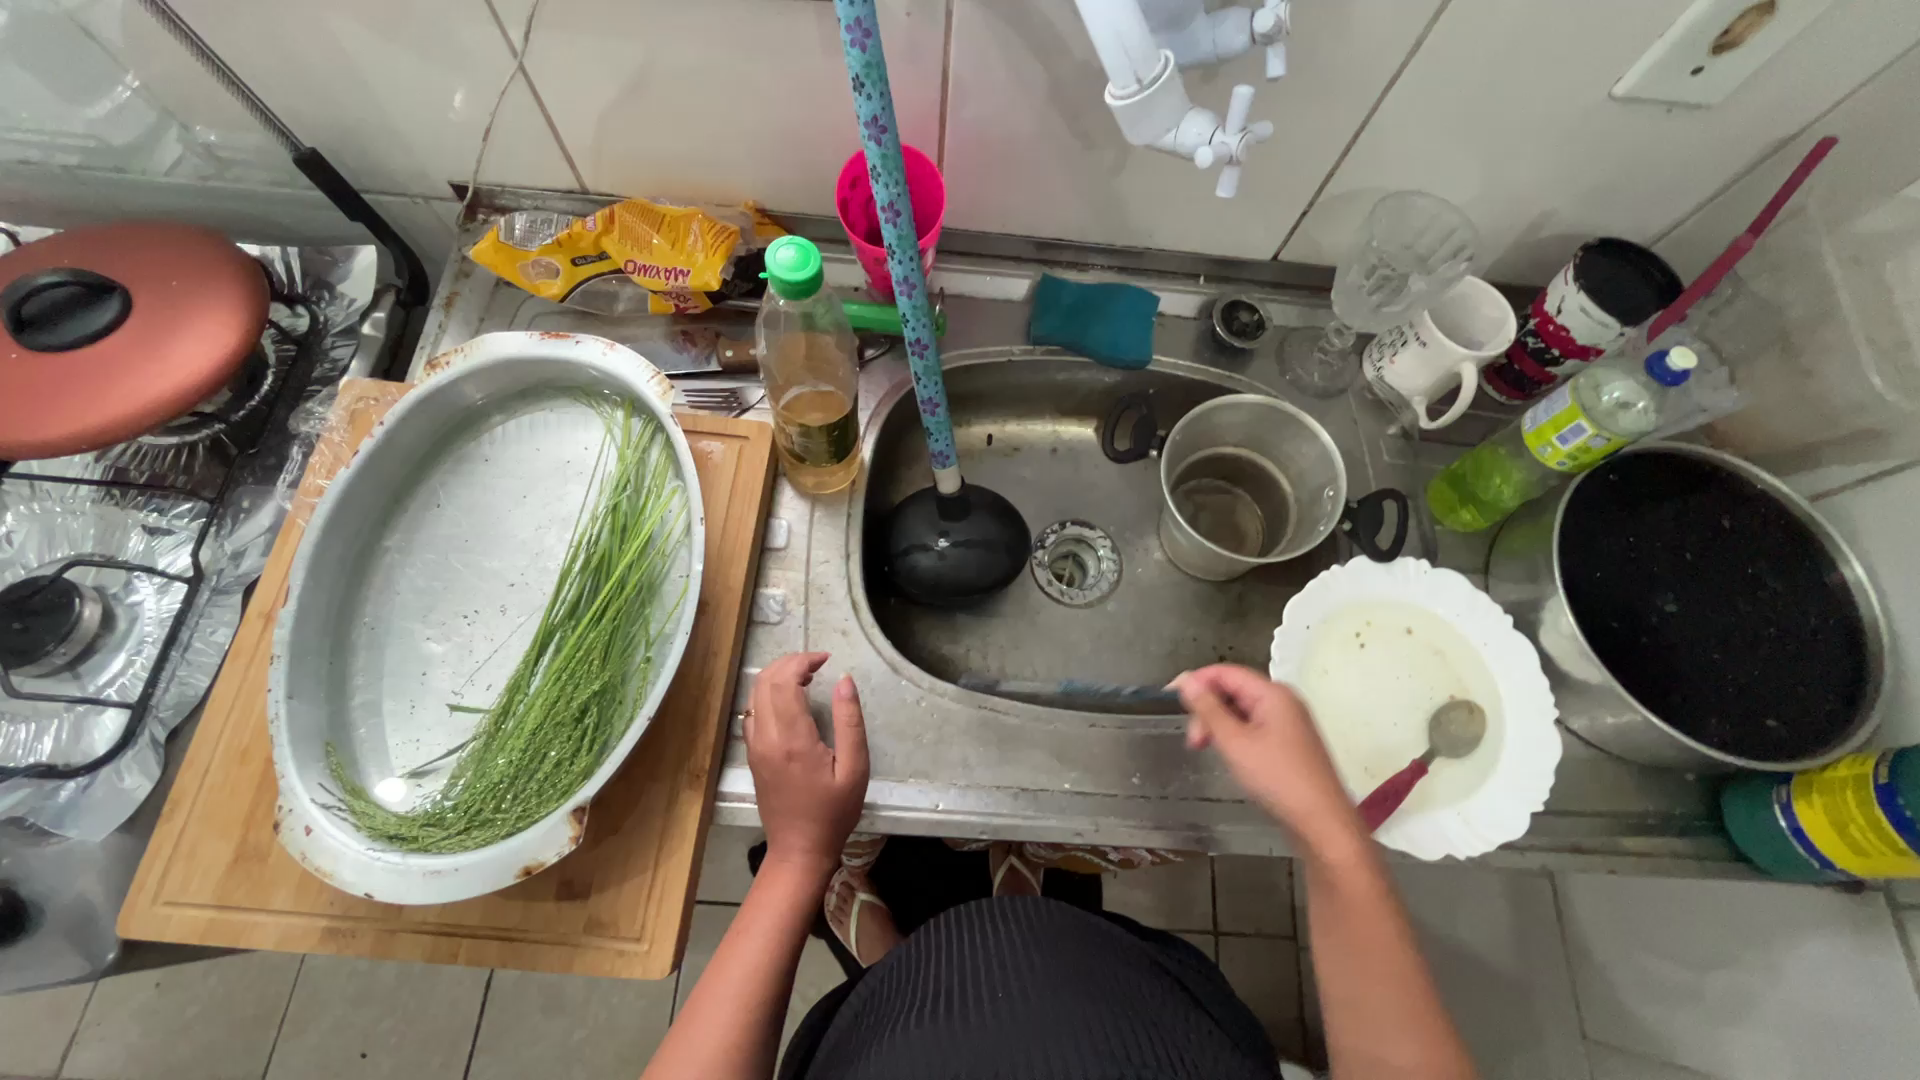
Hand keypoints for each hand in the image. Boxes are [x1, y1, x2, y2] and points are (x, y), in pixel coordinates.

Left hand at [745, 652, 868, 876]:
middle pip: (765, 681)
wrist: (799, 850)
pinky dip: (768, 695)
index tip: (826, 660)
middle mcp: (766, 738)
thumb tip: (844, 681)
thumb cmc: (833, 811)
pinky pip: (753, 712)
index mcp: (792, 739)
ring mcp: (754, 746)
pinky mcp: (752, 755)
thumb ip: (850, 721)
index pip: (784, 681)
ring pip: (755, 695)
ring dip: (777, 677)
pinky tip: (790, 700)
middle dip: (789, 663)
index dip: (803, 661)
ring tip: (807, 677)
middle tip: (817, 664)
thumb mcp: (855, 768)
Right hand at [1175, 664, 1364, 858]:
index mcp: (1273, 694)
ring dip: (1219, 724)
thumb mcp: (1234, 742)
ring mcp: (1289, 722)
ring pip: (1242, 710)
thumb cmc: (1277, 779)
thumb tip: (1187, 681)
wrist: (1321, 822)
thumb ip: (1208, 709)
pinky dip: (1235, 735)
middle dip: (1207, 709)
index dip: (1195, 681)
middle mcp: (1283, 701)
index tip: (1170, 698)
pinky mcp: (1290, 742)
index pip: (1225, 672)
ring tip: (1207, 750)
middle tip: (1194, 741)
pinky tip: (1229, 755)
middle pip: (1233, 690)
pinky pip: (1254, 726)